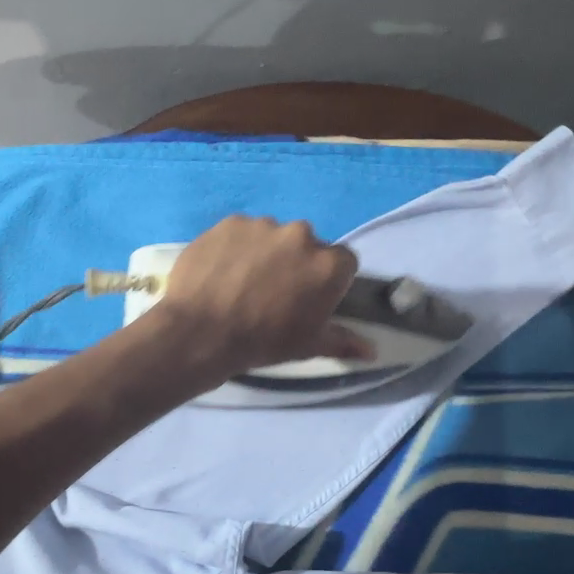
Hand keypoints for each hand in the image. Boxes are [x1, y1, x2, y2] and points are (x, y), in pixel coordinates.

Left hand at [157, 215, 370, 376]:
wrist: (201, 332)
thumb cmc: (263, 342)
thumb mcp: (307, 346)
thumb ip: (343, 341)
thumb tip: (372, 350)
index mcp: (329, 264)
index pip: (343, 262)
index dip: (328, 281)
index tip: (311, 298)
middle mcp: (301, 235)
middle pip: (307, 245)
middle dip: (296, 263)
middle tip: (274, 292)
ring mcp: (263, 225)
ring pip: (272, 237)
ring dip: (265, 253)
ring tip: (242, 283)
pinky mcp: (229, 223)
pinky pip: (240, 233)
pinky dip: (236, 248)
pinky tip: (221, 273)